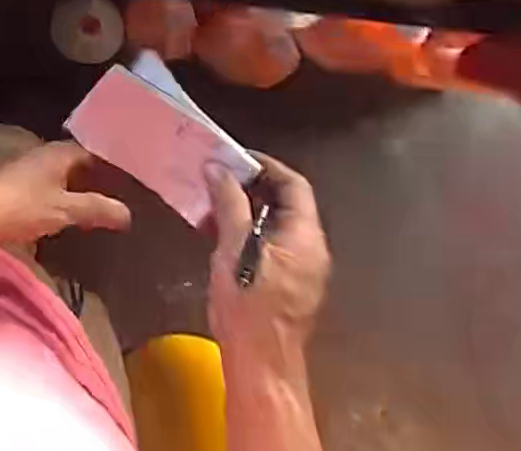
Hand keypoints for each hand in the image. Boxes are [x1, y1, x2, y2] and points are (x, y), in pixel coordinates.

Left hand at [0, 142, 131, 246]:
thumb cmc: (22, 206)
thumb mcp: (65, 209)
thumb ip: (96, 208)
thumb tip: (128, 212)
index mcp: (57, 152)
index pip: (91, 150)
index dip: (109, 163)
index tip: (131, 179)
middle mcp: (44, 154)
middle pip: (76, 162)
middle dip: (96, 177)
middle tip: (123, 195)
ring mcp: (29, 169)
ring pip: (62, 176)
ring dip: (79, 189)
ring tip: (103, 208)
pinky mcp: (19, 186)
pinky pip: (50, 187)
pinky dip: (64, 197)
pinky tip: (72, 215)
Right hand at [206, 154, 330, 376]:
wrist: (260, 364)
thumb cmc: (249, 304)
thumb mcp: (234, 247)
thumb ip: (229, 204)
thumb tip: (218, 169)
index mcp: (305, 239)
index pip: (295, 186)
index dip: (266, 165)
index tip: (234, 156)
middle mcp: (310, 251)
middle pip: (286, 202)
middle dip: (250, 184)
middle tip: (216, 174)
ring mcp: (300, 269)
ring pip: (275, 222)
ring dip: (244, 206)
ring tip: (210, 198)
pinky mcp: (285, 282)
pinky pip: (269, 241)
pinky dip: (246, 228)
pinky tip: (216, 228)